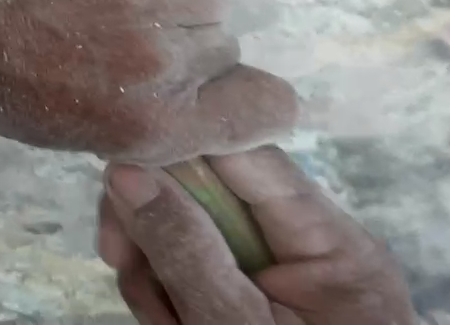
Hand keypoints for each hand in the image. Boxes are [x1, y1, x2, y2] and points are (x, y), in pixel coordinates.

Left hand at [0, 0, 295, 162]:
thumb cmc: (1, 89)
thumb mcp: (90, 136)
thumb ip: (161, 119)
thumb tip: (212, 93)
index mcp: (162, 128)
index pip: (273, 105)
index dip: (241, 88)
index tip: (204, 74)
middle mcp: (163, 66)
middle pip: (225, 40)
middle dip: (182, 37)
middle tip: (122, 28)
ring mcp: (140, 1)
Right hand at [98, 147, 416, 323]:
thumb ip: (184, 249)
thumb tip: (122, 167)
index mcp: (333, 245)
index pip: (243, 150)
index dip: (176, 144)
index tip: (116, 165)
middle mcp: (306, 240)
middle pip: (199, 182)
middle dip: (148, 220)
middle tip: (117, 260)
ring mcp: (275, 262)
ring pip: (178, 216)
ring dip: (146, 260)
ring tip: (156, 316)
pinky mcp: (246, 280)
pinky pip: (181, 250)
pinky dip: (157, 281)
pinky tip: (165, 317)